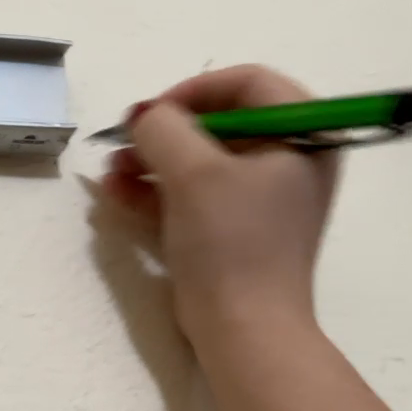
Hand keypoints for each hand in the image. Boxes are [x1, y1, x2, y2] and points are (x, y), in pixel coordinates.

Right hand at [103, 65, 340, 346]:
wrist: (242, 325)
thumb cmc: (231, 243)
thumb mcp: (195, 176)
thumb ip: (164, 131)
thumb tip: (142, 116)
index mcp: (302, 135)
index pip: (247, 85)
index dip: (191, 92)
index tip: (147, 116)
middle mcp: (286, 160)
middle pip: (217, 125)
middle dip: (162, 134)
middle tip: (121, 145)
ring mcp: (256, 200)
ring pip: (197, 164)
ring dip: (149, 164)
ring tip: (110, 173)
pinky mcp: (229, 232)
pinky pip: (190, 198)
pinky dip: (155, 193)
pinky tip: (117, 194)